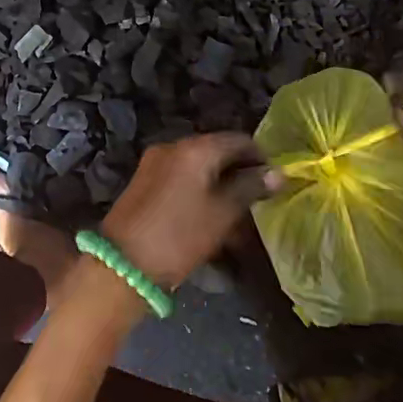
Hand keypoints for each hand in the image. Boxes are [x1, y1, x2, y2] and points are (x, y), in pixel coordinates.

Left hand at [100, 132, 281, 287]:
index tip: (275, 183)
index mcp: (195, 148)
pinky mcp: (145, 181)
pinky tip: (211, 217)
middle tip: (259, 202)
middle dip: (240, 174)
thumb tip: (278, 173)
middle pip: (217, 151)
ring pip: (199, 167)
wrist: (124, 262)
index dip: (261, 158)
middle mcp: (173, 146)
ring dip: (220, 185)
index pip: (238, 139)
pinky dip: (200, 191)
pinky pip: (181, 178)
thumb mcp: (222, 213)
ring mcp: (155, 162)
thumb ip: (250, 188)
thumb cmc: (179, 235)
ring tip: (238, 217)